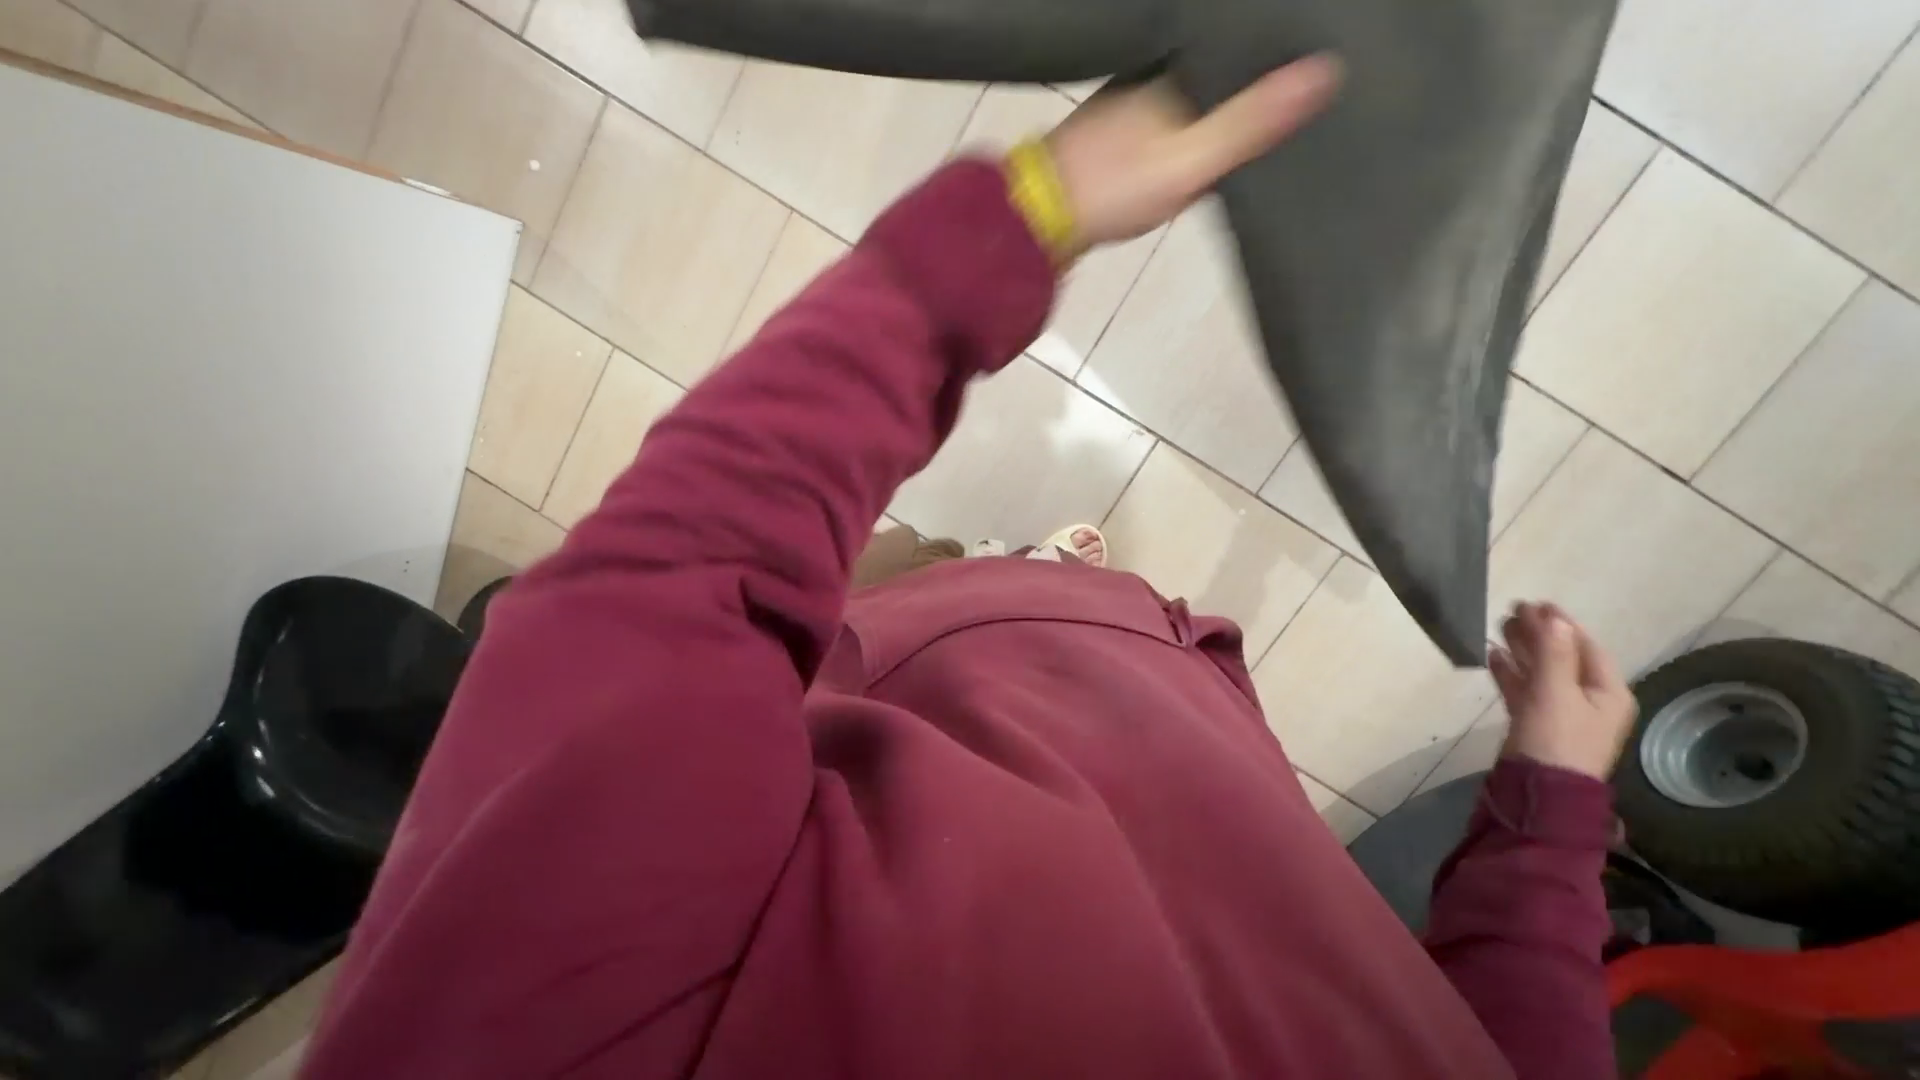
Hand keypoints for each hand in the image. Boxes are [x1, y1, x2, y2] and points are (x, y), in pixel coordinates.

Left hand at [1045, 56, 1341, 256]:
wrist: (1038, 223)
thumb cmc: (1114, 188)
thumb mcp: (1190, 159)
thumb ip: (1249, 121)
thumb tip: (1325, 71)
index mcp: (1173, 71)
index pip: (1238, 48)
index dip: (1275, 55)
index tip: (1317, 62)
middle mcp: (1150, 79)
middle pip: (1216, 72)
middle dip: (1250, 79)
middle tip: (1299, 91)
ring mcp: (1129, 109)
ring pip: (1192, 99)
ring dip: (1221, 107)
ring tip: (1266, 117)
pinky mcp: (1115, 141)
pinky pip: (1168, 126)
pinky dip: (1190, 131)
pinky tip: (1206, 144)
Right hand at [1490, 602, 1637, 780]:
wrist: (1538, 790)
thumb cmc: (1555, 738)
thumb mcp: (1555, 692)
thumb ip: (1553, 654)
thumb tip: (1553, 617)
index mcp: (1607, 693)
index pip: (1586, 648)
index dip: (1563, 624)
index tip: (1536, 603)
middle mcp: (1589, 700)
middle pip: (1563, 658)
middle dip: (1539, 634)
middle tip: (1512, 611)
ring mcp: (1561, 712)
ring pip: (1541, 672)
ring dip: (1522, 650)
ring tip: (1499, 627)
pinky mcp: (1536, 723)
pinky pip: (1525, 690)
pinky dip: (1510, 672)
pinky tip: (1493, 656)